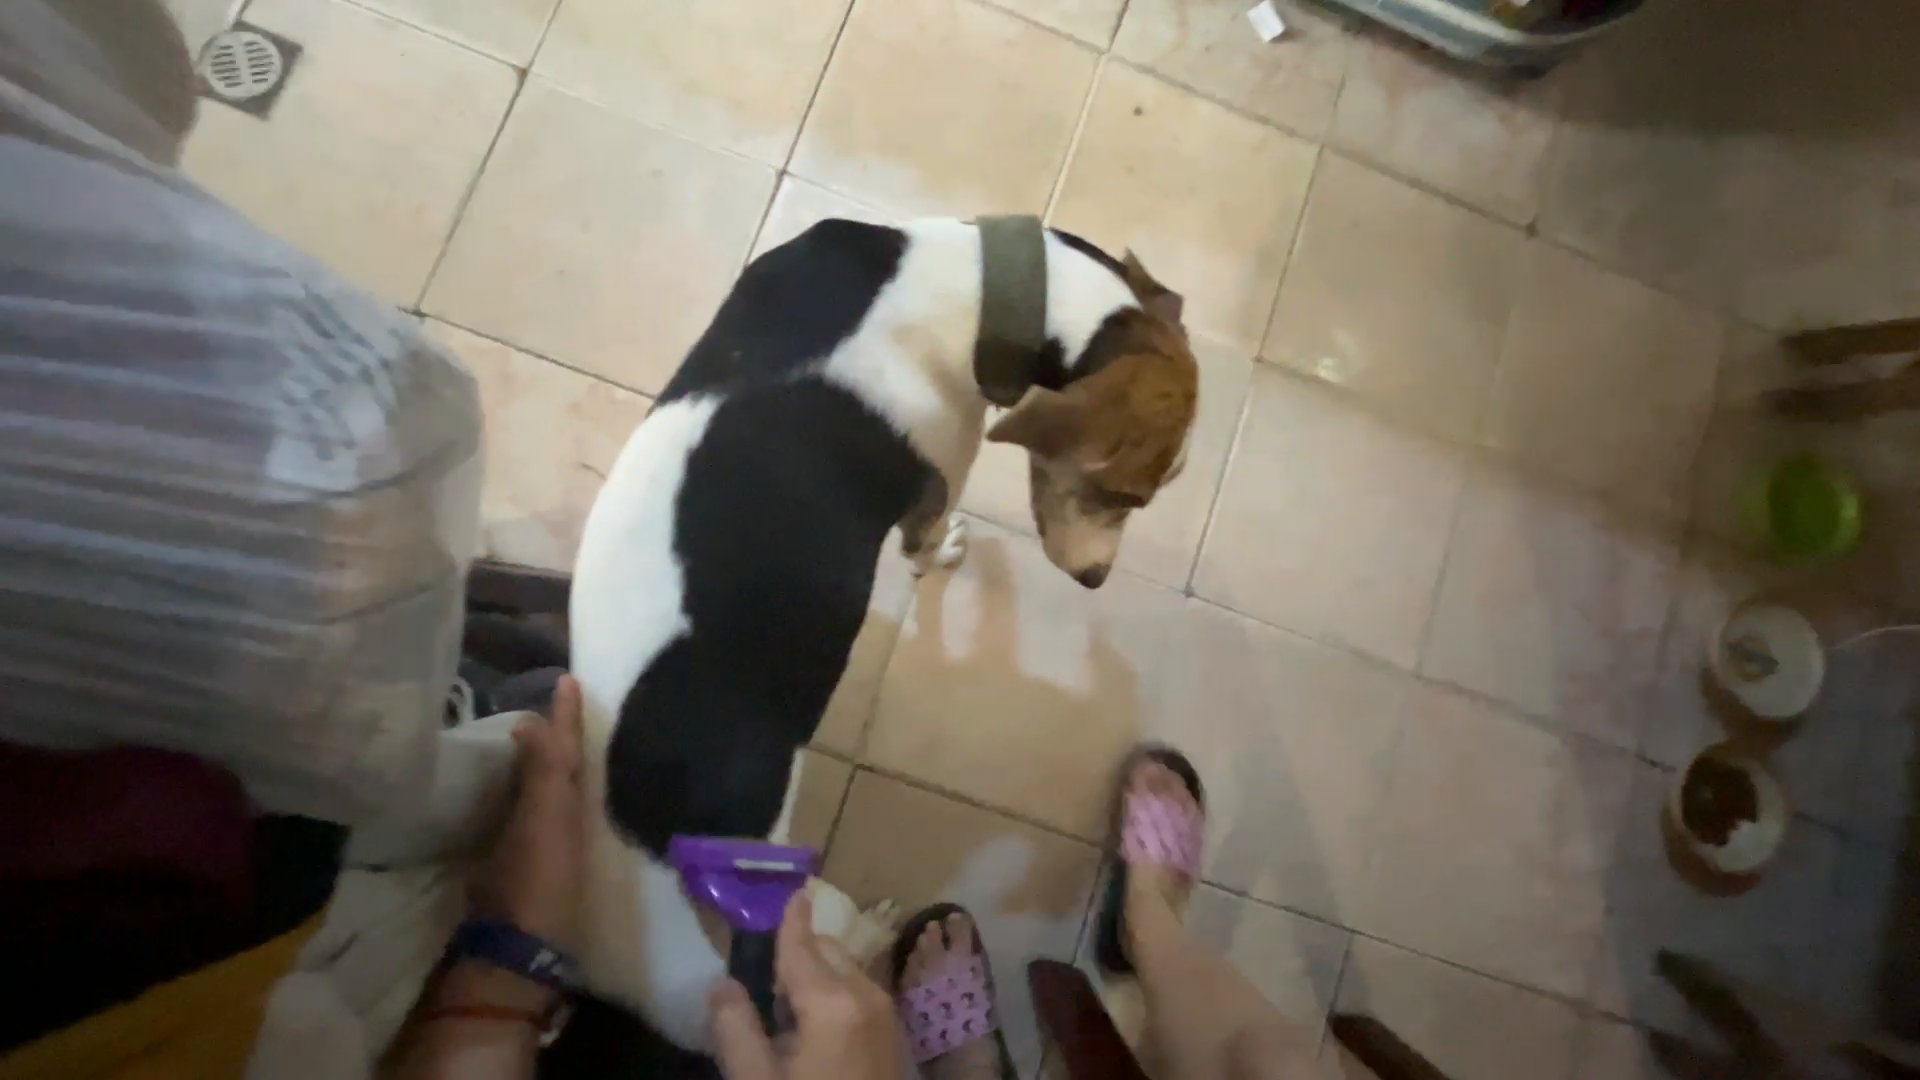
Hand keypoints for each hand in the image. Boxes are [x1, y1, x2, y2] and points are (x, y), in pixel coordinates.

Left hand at [471, 674, 585, 948]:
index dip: (563, 718)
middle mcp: (527, 820)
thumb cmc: (541, 878)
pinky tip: (606, 807)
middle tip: (602, 717)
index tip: (575, 682)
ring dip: (578, 775)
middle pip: (549, 771)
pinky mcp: (557, 878)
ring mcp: (540, 852)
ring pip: (559, 798)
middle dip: (569, 743)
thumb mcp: (547, 815)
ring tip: (612, 755)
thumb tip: (543, 704)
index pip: (547, 747)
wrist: (527, 960)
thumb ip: (549, 765)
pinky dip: (584, 808)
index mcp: (526, 800)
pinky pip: (572, 826)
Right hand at [709, 893, 902, 1079]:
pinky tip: (812, 1034)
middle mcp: (866, 992)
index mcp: (833, 1000)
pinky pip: (859, 994)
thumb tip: (721, 985)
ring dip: (816, 975)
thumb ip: (737, 1031)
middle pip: (826, 952)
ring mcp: (886, 1012)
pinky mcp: (894, 1033)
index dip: (791, 918)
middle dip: (798, 953)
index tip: (791, 887)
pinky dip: (835, 994)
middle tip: (764, 977)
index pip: (803, 945)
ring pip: (845, 970)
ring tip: (784, 1013)